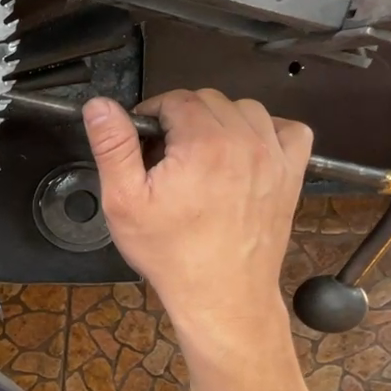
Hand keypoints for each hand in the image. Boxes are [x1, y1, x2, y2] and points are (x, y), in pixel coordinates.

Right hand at [83, 90, 311, 332]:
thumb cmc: (168, 250)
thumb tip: (99, 106)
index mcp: (204, 144)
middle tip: (162, 156)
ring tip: (197, 154)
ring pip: (245, 109)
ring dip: (218, 121)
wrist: (220, 291)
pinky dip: (263, 130)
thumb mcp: (124, 200)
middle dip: (181, 118)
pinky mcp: (292, 173)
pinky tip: (240, 151)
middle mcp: (246, 141)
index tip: (140, 142)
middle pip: (209, 100)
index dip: (150, 115)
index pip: (175, 99)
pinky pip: (286, 128)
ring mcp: (276, 156)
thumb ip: (112, 147)